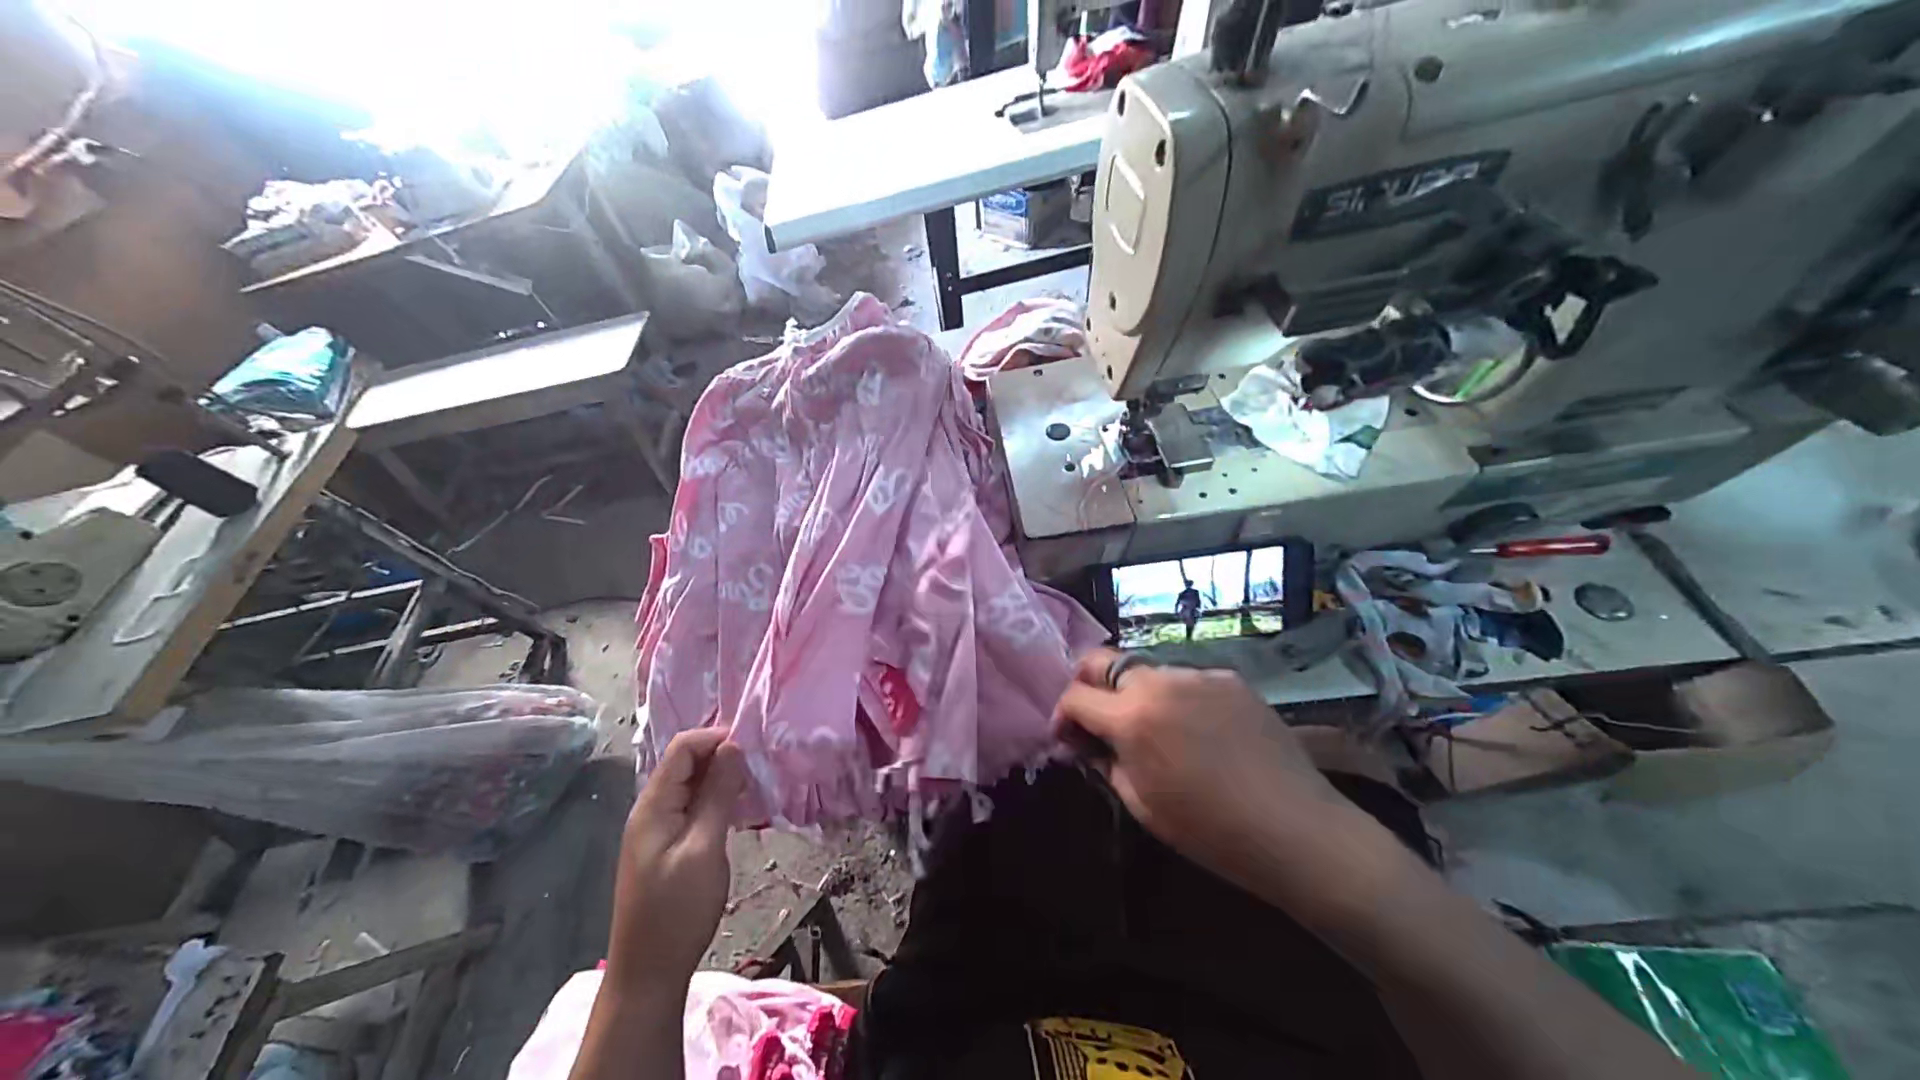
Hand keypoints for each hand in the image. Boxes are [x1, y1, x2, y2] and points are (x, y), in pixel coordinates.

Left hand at [605, 727, 745, 996]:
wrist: (648, 973)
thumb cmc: (677, 911)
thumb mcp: (705, 848)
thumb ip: (718, 794)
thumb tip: (733, 746)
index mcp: (654, 804)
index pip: (683, 747)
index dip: (717, 737)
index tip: (754, 748)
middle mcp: (651, 809)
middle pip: (687, 763)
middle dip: (723, 756)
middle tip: (761, 769)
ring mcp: (657, 829)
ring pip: (692, 785)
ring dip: (722, 780)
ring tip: (755, 789)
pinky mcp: (667, 847)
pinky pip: (693, 808)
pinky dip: (716, 801)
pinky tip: (739, 813)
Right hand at [1052, 649, 1352, 885]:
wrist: (1296, 829)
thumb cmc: (1210, 831)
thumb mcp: (1141, 804)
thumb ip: (1105, 762)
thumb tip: (1085, 744)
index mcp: (1132, 717)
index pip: (1075, 696)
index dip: (1062, 716)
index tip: (1067, 738)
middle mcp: (1160, 681)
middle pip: (1103, 660)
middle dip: (1088, 684)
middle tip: (1095, 717)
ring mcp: (1198, 674)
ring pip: (1146, 668)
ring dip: (1134, 691)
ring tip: (1151, 727)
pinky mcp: (1230, 678)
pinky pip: (1186, 678)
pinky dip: (1175, 696)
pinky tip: (1194, 729)